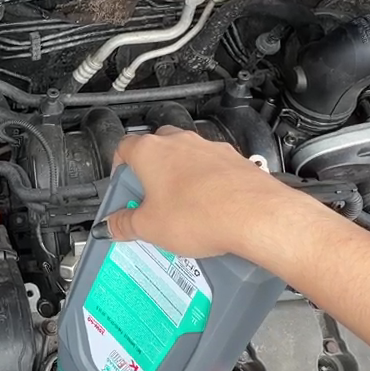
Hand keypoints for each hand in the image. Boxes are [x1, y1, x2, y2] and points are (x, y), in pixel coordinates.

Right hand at [102, 125, 327, 268]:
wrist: (257, 216)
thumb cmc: (202, 214)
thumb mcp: (150, 227)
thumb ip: (124, 224)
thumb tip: (112, 225)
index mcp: (150, 151)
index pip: (123, 148)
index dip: (118, 169)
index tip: (122, 188)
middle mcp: (179, 142)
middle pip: (155, 149)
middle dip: (149, 172)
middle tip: (148, 200)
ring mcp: (209, 149)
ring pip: (185, 158)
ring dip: (179, 178)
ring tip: (180, 211)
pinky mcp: (234, 160)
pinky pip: (212, 169)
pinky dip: (206, 185)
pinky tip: (208, 211)